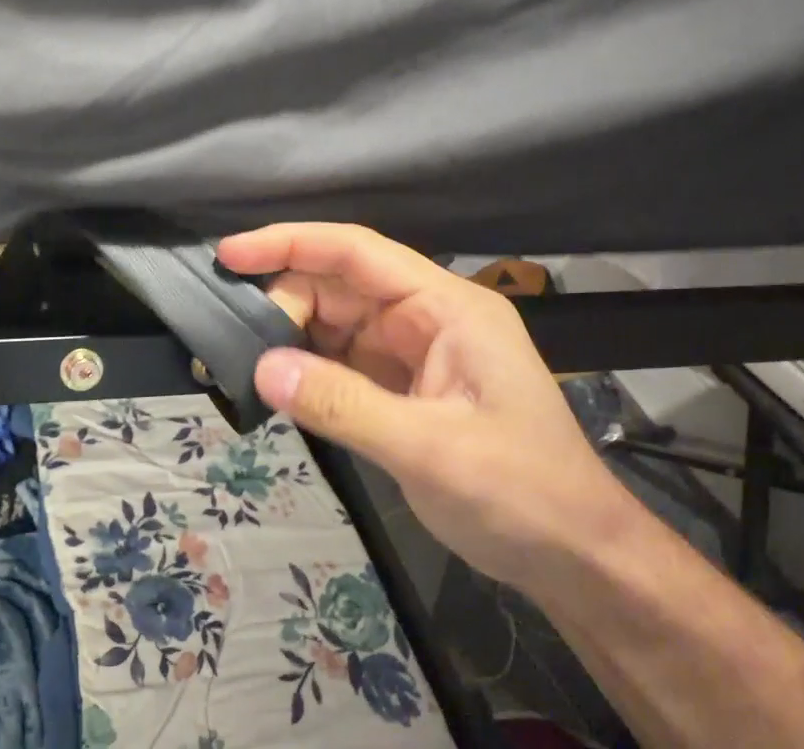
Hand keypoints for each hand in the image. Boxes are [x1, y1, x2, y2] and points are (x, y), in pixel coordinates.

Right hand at [218, 224, 644, 592]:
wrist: (575, 559)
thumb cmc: (523, 494)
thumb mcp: (430, 449)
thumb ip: (343, 404)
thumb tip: (260, 367)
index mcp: (446, 310)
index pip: (356, 253)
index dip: (288, 244)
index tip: (228, 254)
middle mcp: (424, 320)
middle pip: (335, 287)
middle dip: (283, 303)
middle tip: (239, 343)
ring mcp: (408, 356)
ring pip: (329, 324)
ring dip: (285, 336)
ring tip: (240, 360)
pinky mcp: (394, 391)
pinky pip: (334, 363)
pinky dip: (299, 369)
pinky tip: (270, 385)